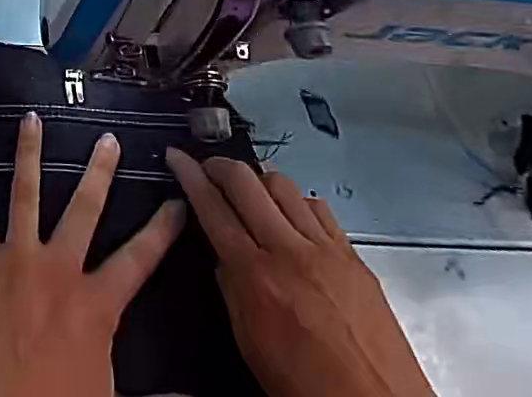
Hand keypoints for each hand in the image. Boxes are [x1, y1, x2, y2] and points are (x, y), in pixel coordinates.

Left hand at [0, 112, 187, 396]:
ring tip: (32, 119)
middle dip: (99, 172)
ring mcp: (17, 260)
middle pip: (85, 209)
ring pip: (26, 193)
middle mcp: (59, 269)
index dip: (162, 229)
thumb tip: (189, 393)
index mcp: (94, 303)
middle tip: (108, 140)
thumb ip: (152, 395)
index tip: (178, 201)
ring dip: (29, 153)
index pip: (139, 258)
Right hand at [165, 150, 435, 396]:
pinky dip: (298, 201)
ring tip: (248, 187)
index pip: (213, 209)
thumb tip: (222, 258)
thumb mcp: (252, 347)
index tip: (179, 159)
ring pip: (283, 184)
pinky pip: (318, 207)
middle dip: (220, 164)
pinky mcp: (351, 252)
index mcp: (257, 278)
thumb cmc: (312, 391)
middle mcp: (289, 252)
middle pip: (245, 181)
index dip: (191, 177)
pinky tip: (293, 213)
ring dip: (258, 178)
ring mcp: (323, 247)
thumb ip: (233, 293)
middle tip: (208, 165)